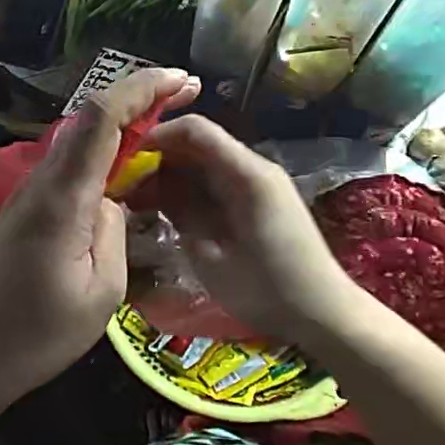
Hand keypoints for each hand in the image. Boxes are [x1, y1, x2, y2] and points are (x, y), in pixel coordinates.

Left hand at [0, 68, 199, 421]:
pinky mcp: (22, 215)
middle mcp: (39, 185)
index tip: (182, 79)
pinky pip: (67, 171)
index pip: (100, 118)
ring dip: (120, 126)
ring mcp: (25, 198)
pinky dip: (101, 156)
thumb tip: (110, 201)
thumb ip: (115, 232)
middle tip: (183, 94)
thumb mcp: (102, 291)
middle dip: (137, 99)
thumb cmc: (38, 335)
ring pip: (76, 144)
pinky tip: (122, 172)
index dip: (141, 89)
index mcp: (61, 198)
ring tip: (163, 125)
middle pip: (87, 121)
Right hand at [136, 115, 360, 345]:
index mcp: (246, 174)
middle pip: (197, 145)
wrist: (322, 313)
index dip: (155, 137)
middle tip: (122, 184)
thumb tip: (148, 183)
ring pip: (203, 164)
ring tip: (135, 199)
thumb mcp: (210, 254)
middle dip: (157, 158)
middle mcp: (253, 169)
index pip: (194, 131)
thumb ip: (180, 210)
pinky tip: (163, 210)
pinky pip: (215, 183)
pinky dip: (188, 190)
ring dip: (169, 176)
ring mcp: (257, 184)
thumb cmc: (265, 288)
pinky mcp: (256, 201)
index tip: (122, 159)